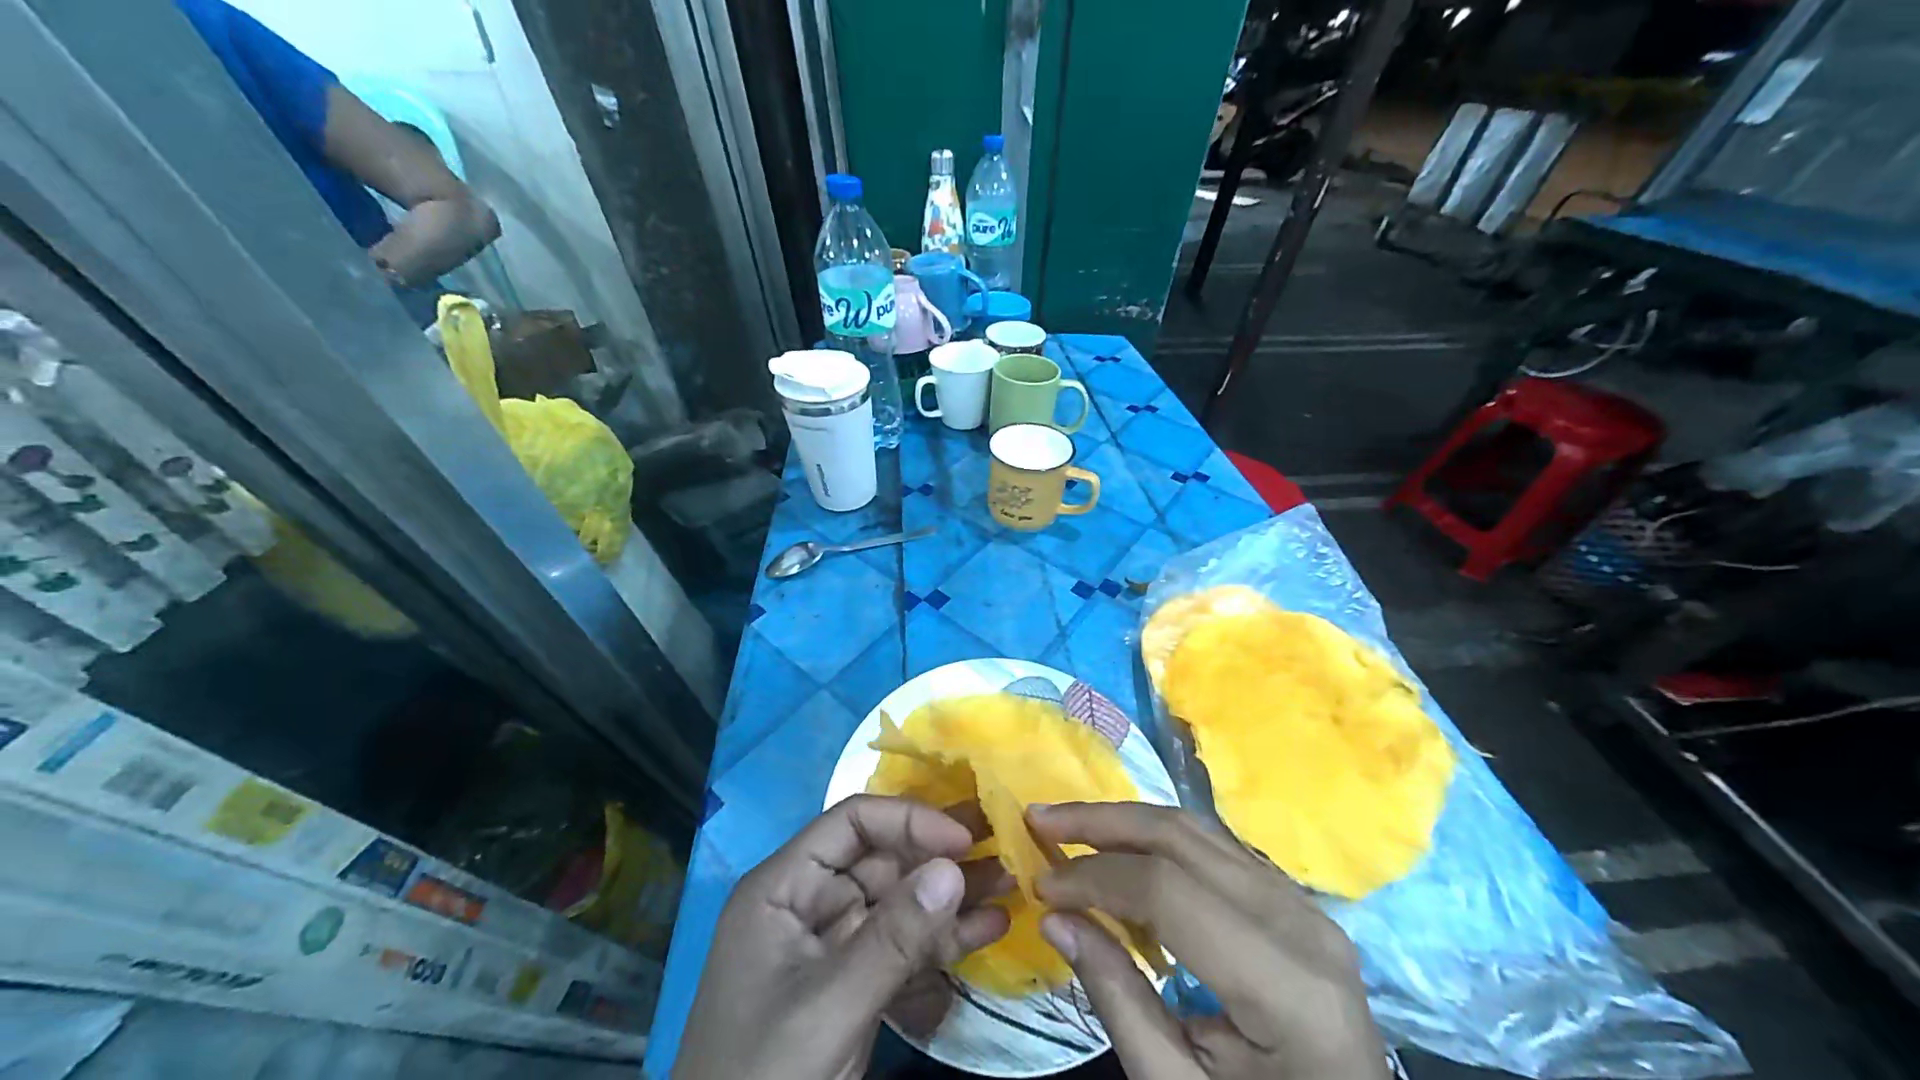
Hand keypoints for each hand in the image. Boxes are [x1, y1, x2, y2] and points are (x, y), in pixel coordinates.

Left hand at [674, 795, 1010, 1079]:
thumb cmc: (764, 1072)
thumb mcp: (828, 1005)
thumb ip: (892, 937)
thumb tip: (953, 868)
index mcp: (784, 888)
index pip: (851, 825)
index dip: (908, 821)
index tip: (962, 840)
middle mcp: (810, 903)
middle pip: (883, 860)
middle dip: (942, 856)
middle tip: (1004, 848)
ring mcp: (834, 945)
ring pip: (900, 902)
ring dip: (952, 896)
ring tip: (1010, 884)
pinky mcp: (855, 983)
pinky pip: (904, 947)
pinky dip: (944, 940)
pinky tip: (990, 928)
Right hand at [1031, 802, 1387, 1079]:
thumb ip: (1119, 1001)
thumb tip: (1056, 920)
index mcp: (1286, 984)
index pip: (1169, 891)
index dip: (1094, 878)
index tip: (1040, 888)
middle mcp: (1301, 923)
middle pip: (1183, 838)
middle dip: (1101, 822)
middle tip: (1039, 819)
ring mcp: (1304, 905)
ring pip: (1199, 829)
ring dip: (1126, 821)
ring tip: (1068, 824)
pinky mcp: (1295, 902)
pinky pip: (1216, 848)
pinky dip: (1157, 838)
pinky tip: (1120, 848)